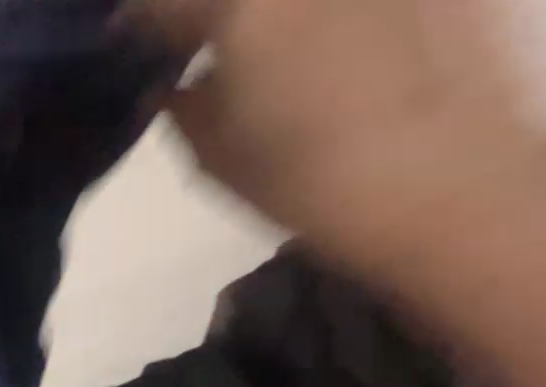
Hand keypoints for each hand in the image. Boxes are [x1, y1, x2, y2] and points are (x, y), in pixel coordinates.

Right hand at [127, 0, 545, 268]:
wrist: (444, 183)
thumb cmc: (304, 182)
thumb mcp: (212, 156)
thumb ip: (180, 105)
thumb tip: (170, 83)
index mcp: (243, 10)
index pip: (161, 2)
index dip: (138, 25)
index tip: (127, 48)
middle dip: (206, 14)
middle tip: (196, 49)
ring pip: (287, 4)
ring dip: (267, 20)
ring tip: (263, 56)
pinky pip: (355, 7)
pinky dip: (329, 22)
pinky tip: (333, 52)